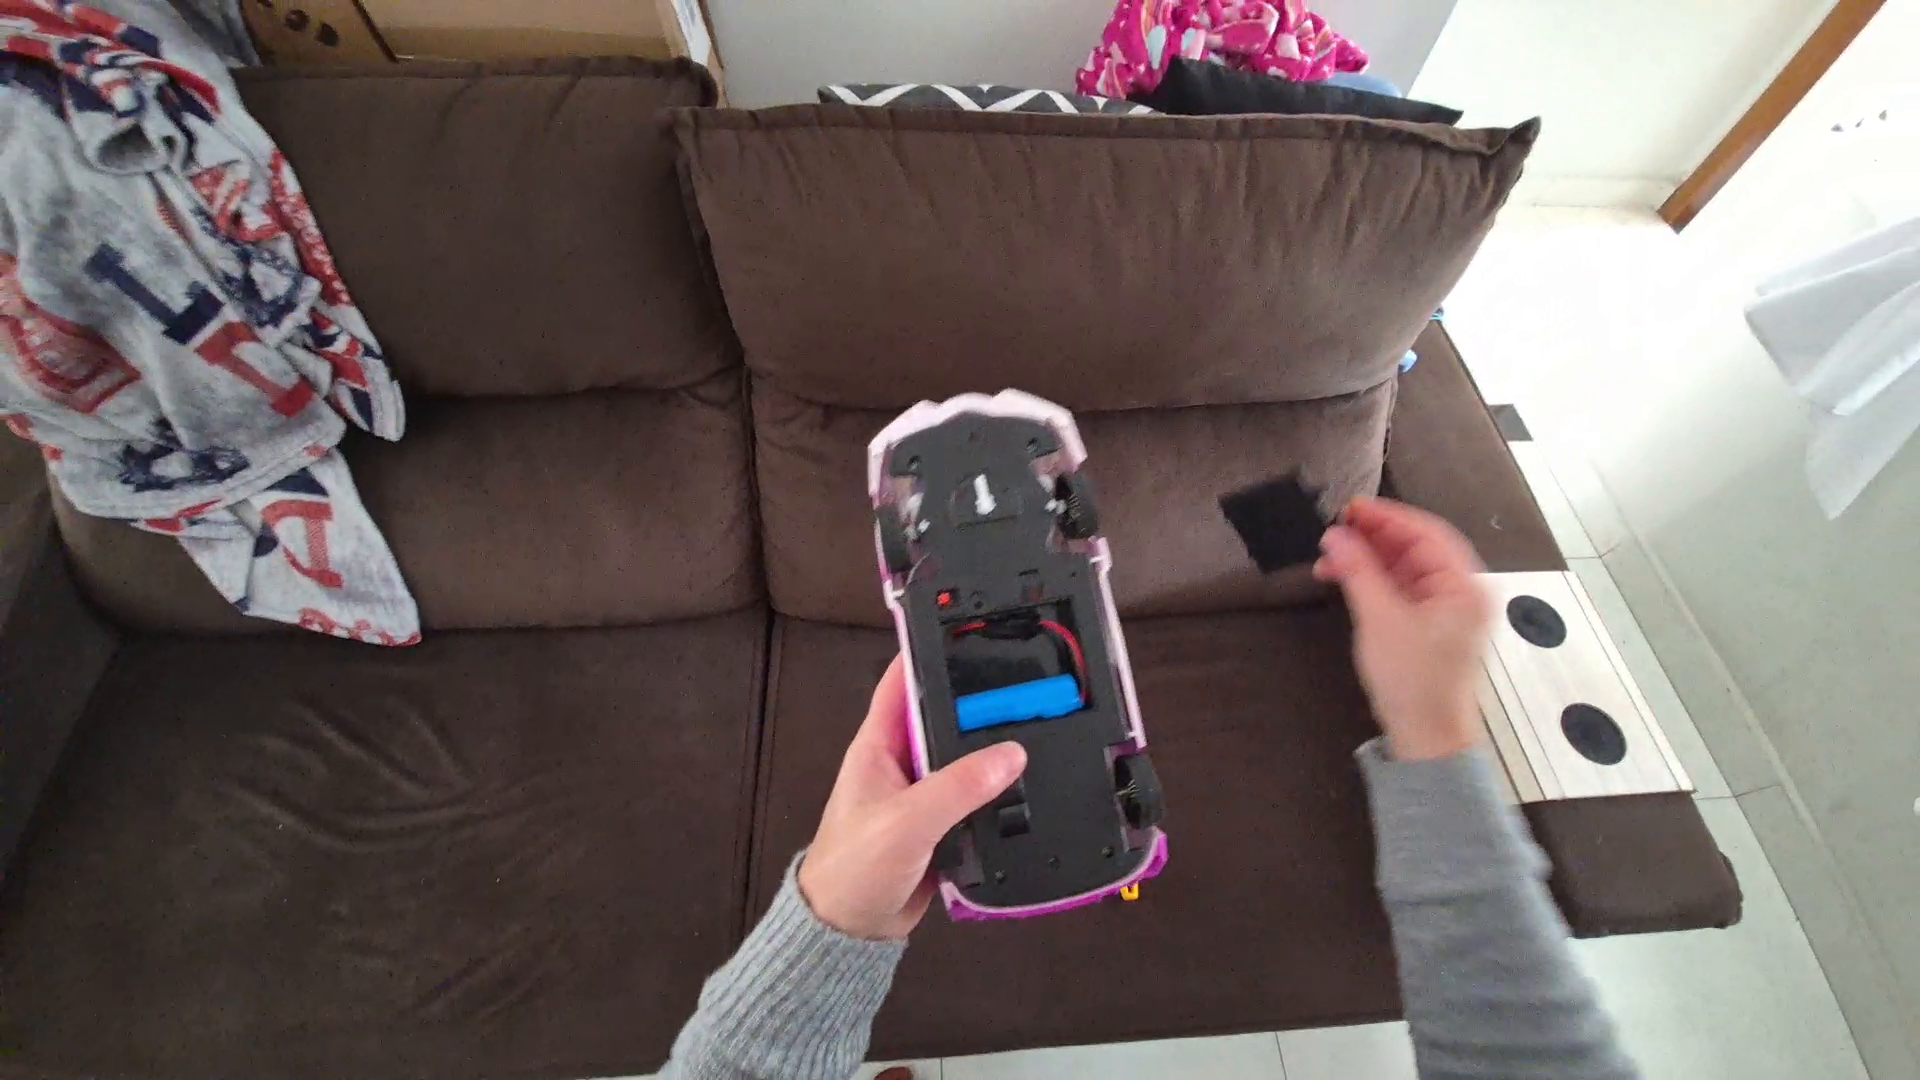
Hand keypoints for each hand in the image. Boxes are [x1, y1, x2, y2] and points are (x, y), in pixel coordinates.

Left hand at [798, 655, 1027, 940]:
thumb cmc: (857, 865)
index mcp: (878, 743)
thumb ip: (957, 788)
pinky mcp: (941, 821)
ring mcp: (923, 790)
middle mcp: (901, 758)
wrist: (850, 930)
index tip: (967, 631)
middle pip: (943, 715)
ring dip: (991, 745)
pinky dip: (997, 786)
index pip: (901, 681)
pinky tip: (1029, 777)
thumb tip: (1012, 753)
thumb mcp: (905, 821)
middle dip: (976, 698)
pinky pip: (973, 793)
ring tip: (1038, 721)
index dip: (929, 653)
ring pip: (963, 754)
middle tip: (1025, 680)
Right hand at [1313, 496, 1492, 760]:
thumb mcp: (1380, 619)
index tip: (1348, 509)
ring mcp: (1442, 608)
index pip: (1427, 534)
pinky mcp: (1424, 624)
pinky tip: (1342, 578)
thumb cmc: (1411, 677)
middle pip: (1414, 549)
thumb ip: (1358, 571)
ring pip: (1402, 568)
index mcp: (1464, 586)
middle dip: (1372, 538)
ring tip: (1327, 558)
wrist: (1425, 735)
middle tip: (1332, 531)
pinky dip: (1369, 580)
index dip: (1387, 517)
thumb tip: (1334, 534)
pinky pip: (1397, 588)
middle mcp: (1459, 591)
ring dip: (1365, 559)